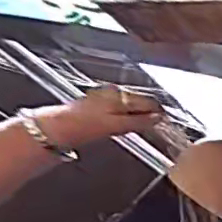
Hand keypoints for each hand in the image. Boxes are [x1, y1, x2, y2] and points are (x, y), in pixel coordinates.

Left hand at [36, 85, 163, 148]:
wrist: (56, 128)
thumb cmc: (84, 125)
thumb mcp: (118, 125)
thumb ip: (140, 121)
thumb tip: (160, 118)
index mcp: (119, 95)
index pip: (149, 101)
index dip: (159, 112)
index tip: (166, 123)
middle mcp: (112, 92)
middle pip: (140, 102)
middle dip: (149, 113)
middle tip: (155, 126)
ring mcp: (104, 97)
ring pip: (131, 106)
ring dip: (138, 116)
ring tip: (141, 126)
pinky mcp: (97, 104)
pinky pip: (121, 108)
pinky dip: (127, 116)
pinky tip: (125, 124)